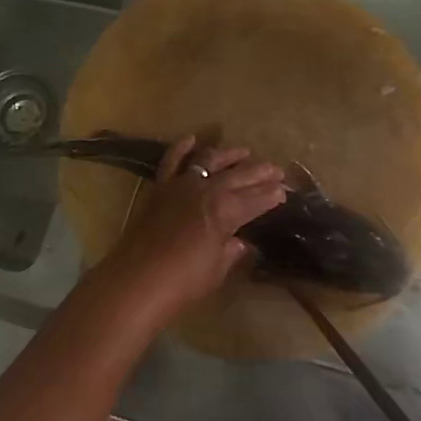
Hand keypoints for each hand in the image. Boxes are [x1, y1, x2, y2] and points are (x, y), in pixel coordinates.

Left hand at [95, 136, 286, 319]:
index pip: (256, 199)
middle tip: (276, 170)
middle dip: (259, 172)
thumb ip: (232, 251)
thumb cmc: (183, 281)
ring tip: (246, 151)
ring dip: (229, 154)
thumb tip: (242, 243)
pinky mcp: (160, 187)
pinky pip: (172, 161)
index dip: (271, 195)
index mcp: (226, 211)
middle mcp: (206, 189)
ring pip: (209, 161)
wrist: (137, 279)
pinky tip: (192, 139)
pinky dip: (182, 148)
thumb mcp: (217, 269)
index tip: (284, 191)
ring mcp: (181, 184)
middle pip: (238, 176)